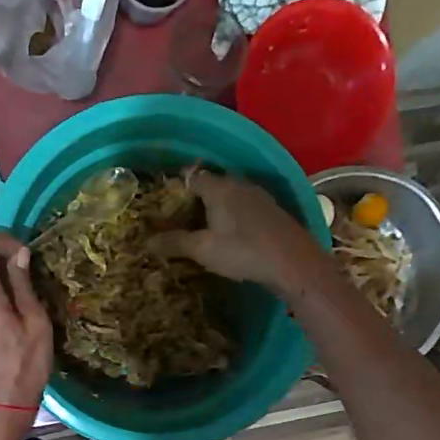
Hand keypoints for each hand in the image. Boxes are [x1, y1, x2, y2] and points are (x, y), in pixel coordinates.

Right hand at [152, 172, 331, 294]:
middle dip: (197, 197)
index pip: (194, 176)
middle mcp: (240, 184)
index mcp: (220, 188)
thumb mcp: (202, 250)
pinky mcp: (272, 211)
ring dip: (216, 206)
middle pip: (213, 184)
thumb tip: (147, 242)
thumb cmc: (242, 251)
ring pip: (231, 195)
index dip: (179, 186)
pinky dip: (232, 215)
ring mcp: (260, 196)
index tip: (166, 202)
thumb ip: (175, 243)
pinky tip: (230, 233)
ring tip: (203, 226)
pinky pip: (244, 206)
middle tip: (181, 217)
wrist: (292, 262)